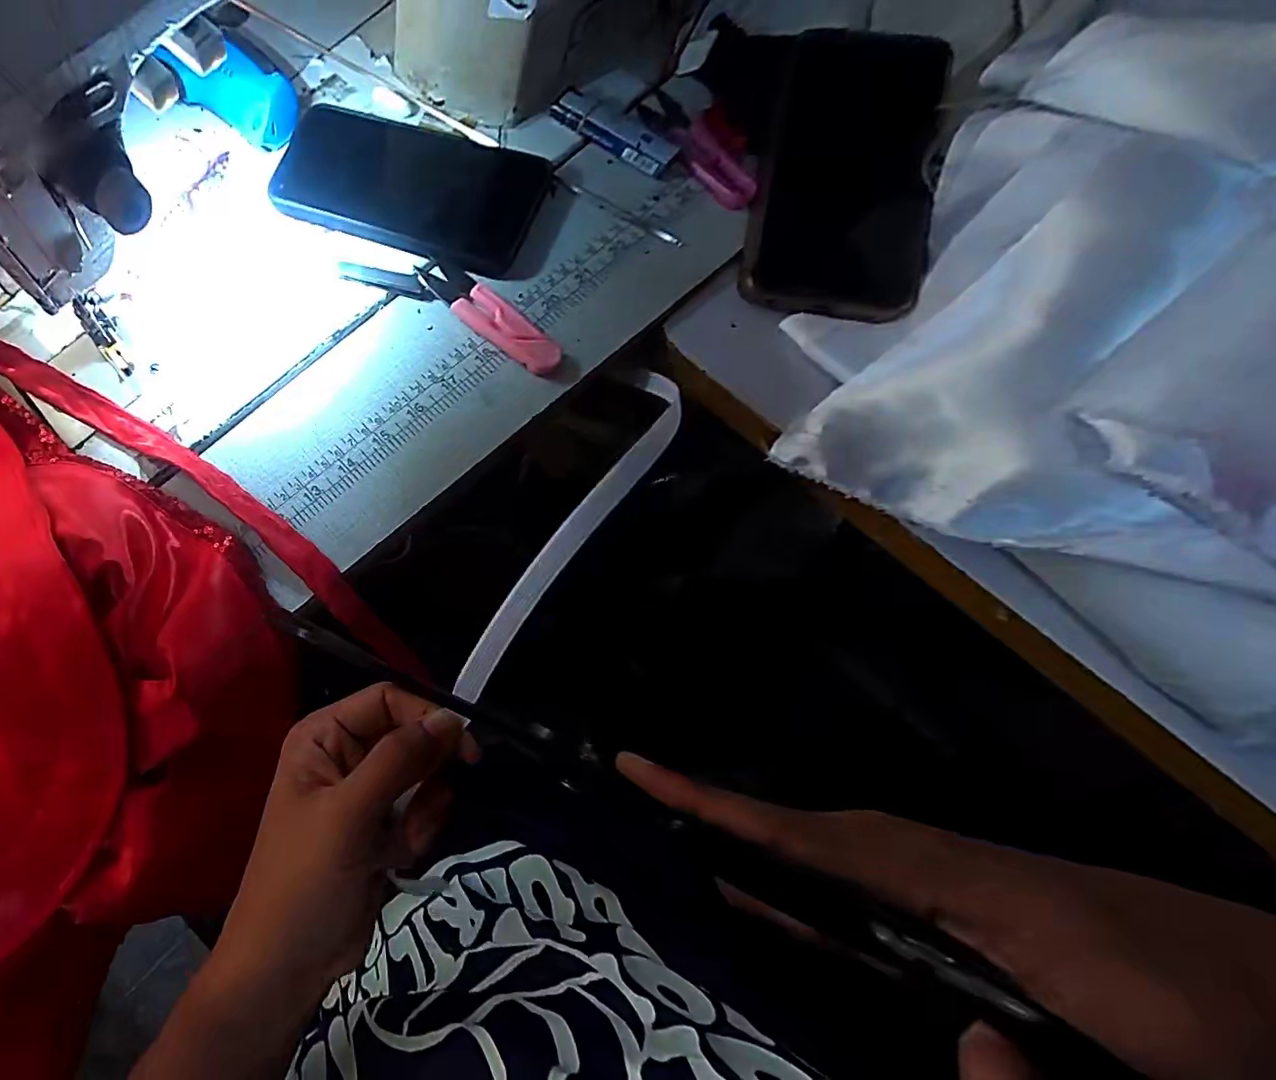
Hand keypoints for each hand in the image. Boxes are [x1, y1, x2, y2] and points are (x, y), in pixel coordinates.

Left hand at [216, 683, 473, 996]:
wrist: (288, 964)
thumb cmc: (305, 878)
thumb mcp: (349, 812)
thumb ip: (399, 759)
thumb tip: (450, 717)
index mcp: (323, 735)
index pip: (386, 699)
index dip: (426, 717)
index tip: (464, 750)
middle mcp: (344, 755)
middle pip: (410, 738)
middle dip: (424, 779)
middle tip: (419, 814)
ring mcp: (364, 794)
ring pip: (423, 778)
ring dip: (421, 814)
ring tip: (396, 846)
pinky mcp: (380, 828)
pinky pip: (420, 813)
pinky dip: (415, 837)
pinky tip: (392, 863)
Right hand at [617, 753, 1275, 1079]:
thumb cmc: (1236, 1025)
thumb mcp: (1169, 1065)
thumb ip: (1050, 1069)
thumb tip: (955, 1040)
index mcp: (985, 889)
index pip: (827, 841)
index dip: (731, 810)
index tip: (645, 770)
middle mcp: (956, 871)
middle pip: (818, 834)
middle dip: (730, 815)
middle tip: (647, 794)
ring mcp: (968, 891)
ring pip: (838, 859)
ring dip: (762, 849)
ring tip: (691, 840)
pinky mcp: (982, 919)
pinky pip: (866, 894)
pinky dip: (807, 887)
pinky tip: (773, 900)